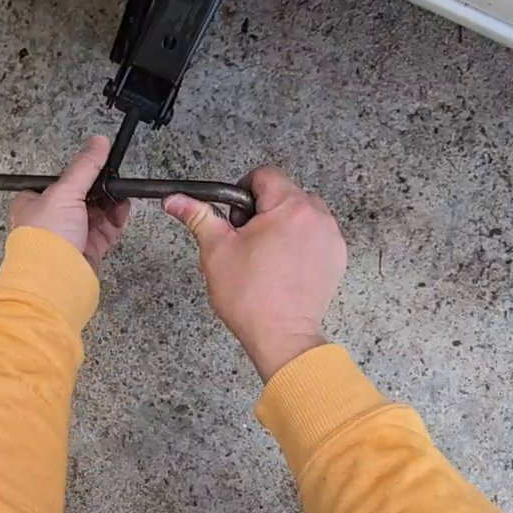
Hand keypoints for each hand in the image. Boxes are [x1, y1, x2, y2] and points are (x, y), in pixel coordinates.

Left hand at [8, 135, 132, 268]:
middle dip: (99, 191)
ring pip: (94, 216)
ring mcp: (68, 238)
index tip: (99, 166)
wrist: (54, 280)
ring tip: (123, 195)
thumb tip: (99, 142)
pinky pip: (103, 233)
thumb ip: (85, 166)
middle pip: (79, 200)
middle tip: (115, 181)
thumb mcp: (65, 191)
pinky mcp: (85, 253)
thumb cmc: (46, 239)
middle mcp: (49, 222)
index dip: (79, 176)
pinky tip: (123, 212)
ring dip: (110, 205)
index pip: (59, 183)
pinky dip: (115, 222)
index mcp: (33, 204)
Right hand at [164, 167, 346, 380]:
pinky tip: (281, 268)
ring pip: (302, 214)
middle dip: (263, 211)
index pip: (264, 175)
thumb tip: (176, 200)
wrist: (281, 336)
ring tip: (265, 256)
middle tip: (247, 242)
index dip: (242, 192)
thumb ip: (198, 217)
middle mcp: (317, 216)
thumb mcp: (216, 251)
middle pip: (285, 194)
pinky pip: (316, 235)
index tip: (235, 217)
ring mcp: (330, 237)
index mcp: (288, 207)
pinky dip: (299, 244)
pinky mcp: (336, 257)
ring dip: (282, 225)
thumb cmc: (251, 297)